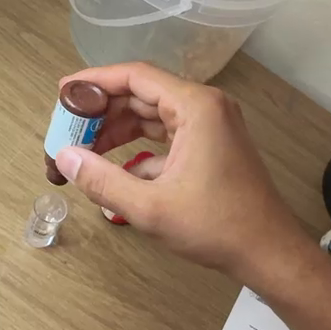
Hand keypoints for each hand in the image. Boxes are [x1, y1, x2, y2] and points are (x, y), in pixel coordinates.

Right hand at [52, 62, 305, 282]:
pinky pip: (167, 137)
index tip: (63, 93)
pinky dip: (140, 150)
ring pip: (153, 116)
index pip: (136, 77)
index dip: (96, 82)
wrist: (268, 252)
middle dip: (103, 111)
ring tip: (83, 149)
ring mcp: (211, 126)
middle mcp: (205, 107)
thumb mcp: (150, 207)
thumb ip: (102, 180)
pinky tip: (117, 174)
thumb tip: (63, 158)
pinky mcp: (212, 146)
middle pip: (143, 94)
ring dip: (119, 130)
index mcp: (195, 107)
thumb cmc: (215, 226)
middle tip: (66, 129)